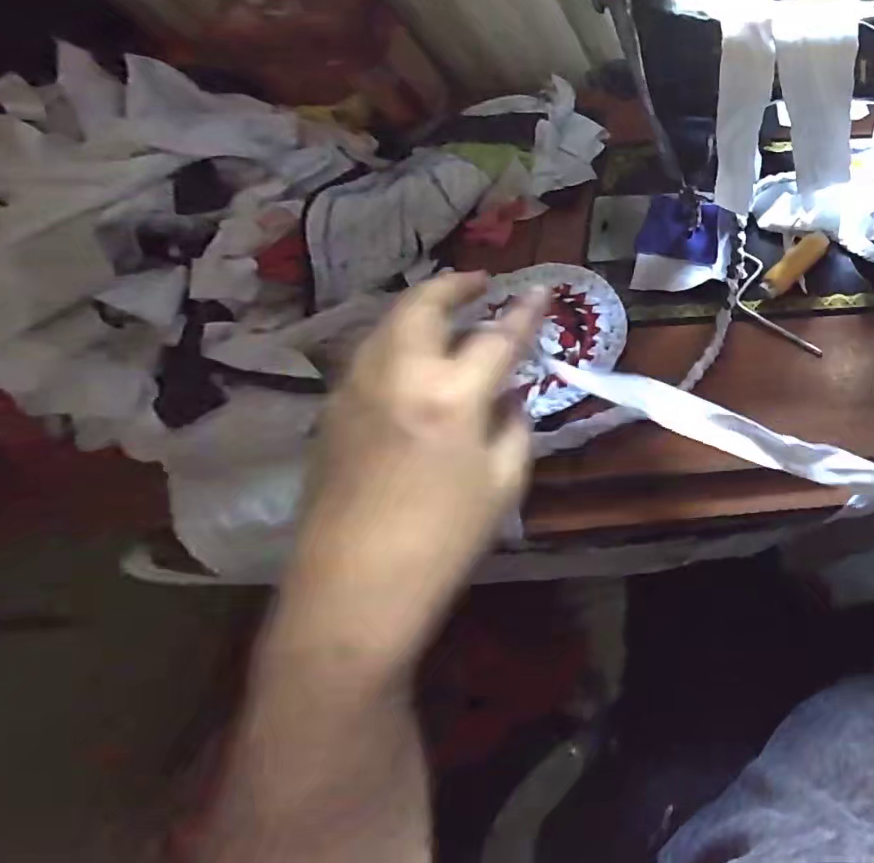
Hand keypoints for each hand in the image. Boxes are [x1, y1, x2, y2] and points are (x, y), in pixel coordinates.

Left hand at [273, 272, 547, 678]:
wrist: (353, 592)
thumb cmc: (446, 539)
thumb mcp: (504, 480)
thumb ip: (513, 424)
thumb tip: (510, 395)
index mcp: (450, 397)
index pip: (497, 337)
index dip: (524, 311)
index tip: (542, 289)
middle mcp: (396, 379)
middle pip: (421, 309)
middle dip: (454, 286)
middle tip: (481, 281)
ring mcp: (353, 394)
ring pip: (385, 327)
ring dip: (420, 309)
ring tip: (449, 311)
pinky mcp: (331, 416)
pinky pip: (367, 357)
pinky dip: (396, 340)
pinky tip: (414, 358)